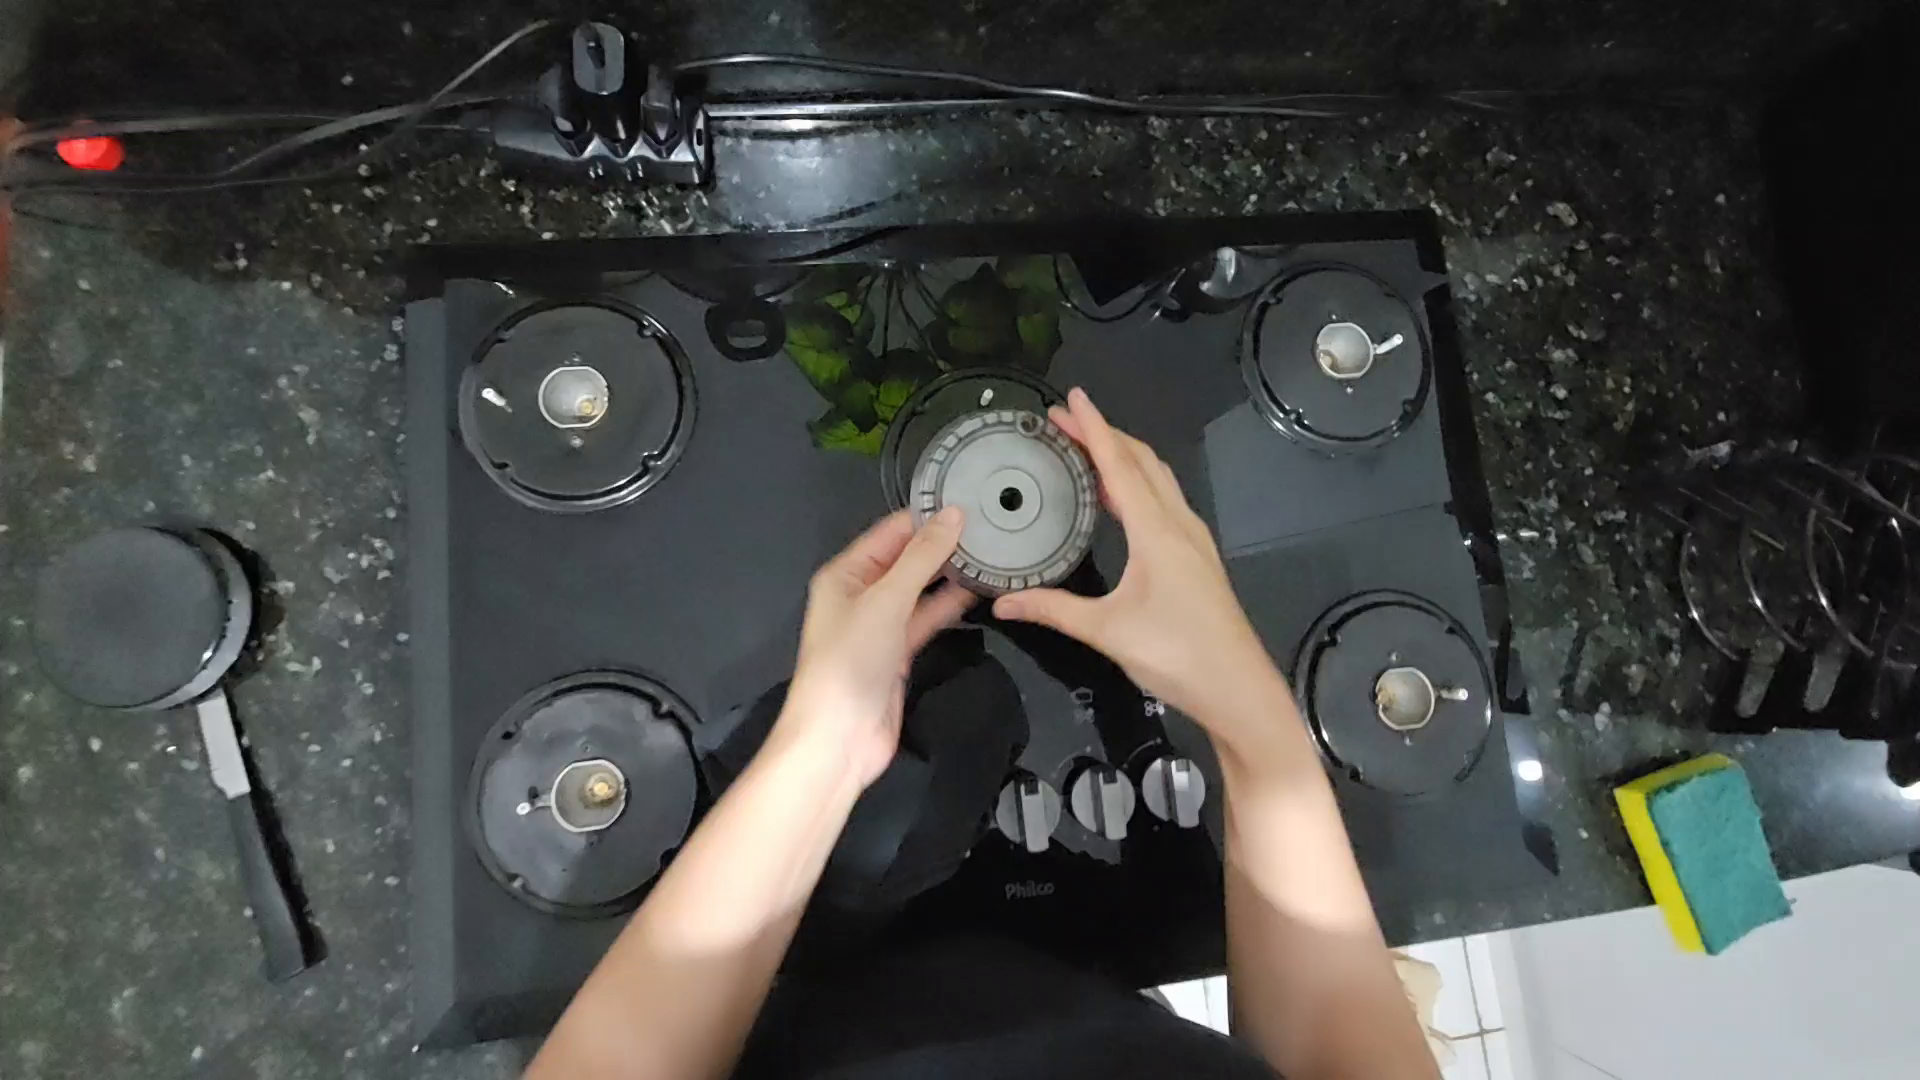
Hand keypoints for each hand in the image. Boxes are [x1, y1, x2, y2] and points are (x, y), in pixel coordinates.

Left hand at [777, 508, 975, 790]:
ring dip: (949, 574)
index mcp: (846, 573)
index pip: (890, 532)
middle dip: (942, 544)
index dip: (927, 516)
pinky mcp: (899, 650)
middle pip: (906, 558)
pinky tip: (978, 591)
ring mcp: (881, 623)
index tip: (970, 500)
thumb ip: (922, 557)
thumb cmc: (852, 661)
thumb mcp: (887, 600)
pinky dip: (948, 605)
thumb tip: (954, 514)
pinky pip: (927, 617)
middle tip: (991, 525)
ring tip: (992, 552)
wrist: (840, 738)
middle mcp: (862, 593)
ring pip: (920, 588)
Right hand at [992, 389, 1289, 754]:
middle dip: (1105, 434)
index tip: (1072, 398)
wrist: (1238, 688)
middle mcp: (1178, 523)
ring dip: (1125, 455)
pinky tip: (1121, 498)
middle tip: (1065, 422)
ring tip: (1088, 449)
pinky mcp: (1198, 556)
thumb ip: (1053, 610)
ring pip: (1158, 479)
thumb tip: (1001, 604)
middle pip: (1142, 461)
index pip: (1120, 465)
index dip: (1094, 428)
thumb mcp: (1106, 631)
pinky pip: (1165, 500)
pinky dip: (1138, 482)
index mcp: (1156, 531)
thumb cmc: (1175, 655)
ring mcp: (1193, 538)